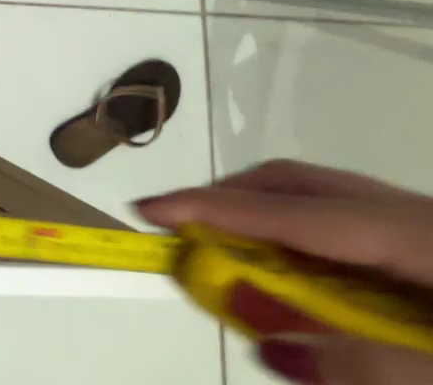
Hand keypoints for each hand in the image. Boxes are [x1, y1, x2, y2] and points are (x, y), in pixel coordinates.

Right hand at [139, 160, 432, 384]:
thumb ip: (375, 370)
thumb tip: (267, 344)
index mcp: (426, 236)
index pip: (295, 214)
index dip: (214, 209)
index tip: (146, 210)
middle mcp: (426, 217)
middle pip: (303, 184)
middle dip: (231, 199)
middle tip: (181, 229)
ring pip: (328, 199)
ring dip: (266, 218)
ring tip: (233, 254)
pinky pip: (357, 224)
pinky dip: (308, 239)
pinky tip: (310, 277)